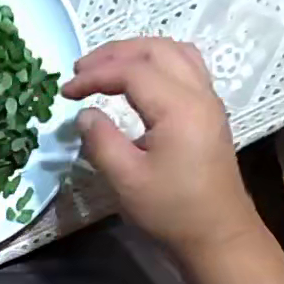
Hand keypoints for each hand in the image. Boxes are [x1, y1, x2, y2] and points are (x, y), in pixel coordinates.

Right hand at [64, 38, 264, 260]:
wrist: (216, 234)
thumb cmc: (171, 210)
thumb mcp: (126, 180)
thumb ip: (101, 141)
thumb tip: (85, 114)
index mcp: (179, 107)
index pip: (132, 71)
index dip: (95, 75)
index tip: (66, 92)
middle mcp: (199, 94)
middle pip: (155, 50)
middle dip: (114, 54)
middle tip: (80, 71)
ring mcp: (209, 101)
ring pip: (174, 53)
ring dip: (137, 53)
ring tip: (107, 69)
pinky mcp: (209, 113)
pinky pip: (185, 68)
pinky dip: (156, 63)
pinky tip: (138, 81)